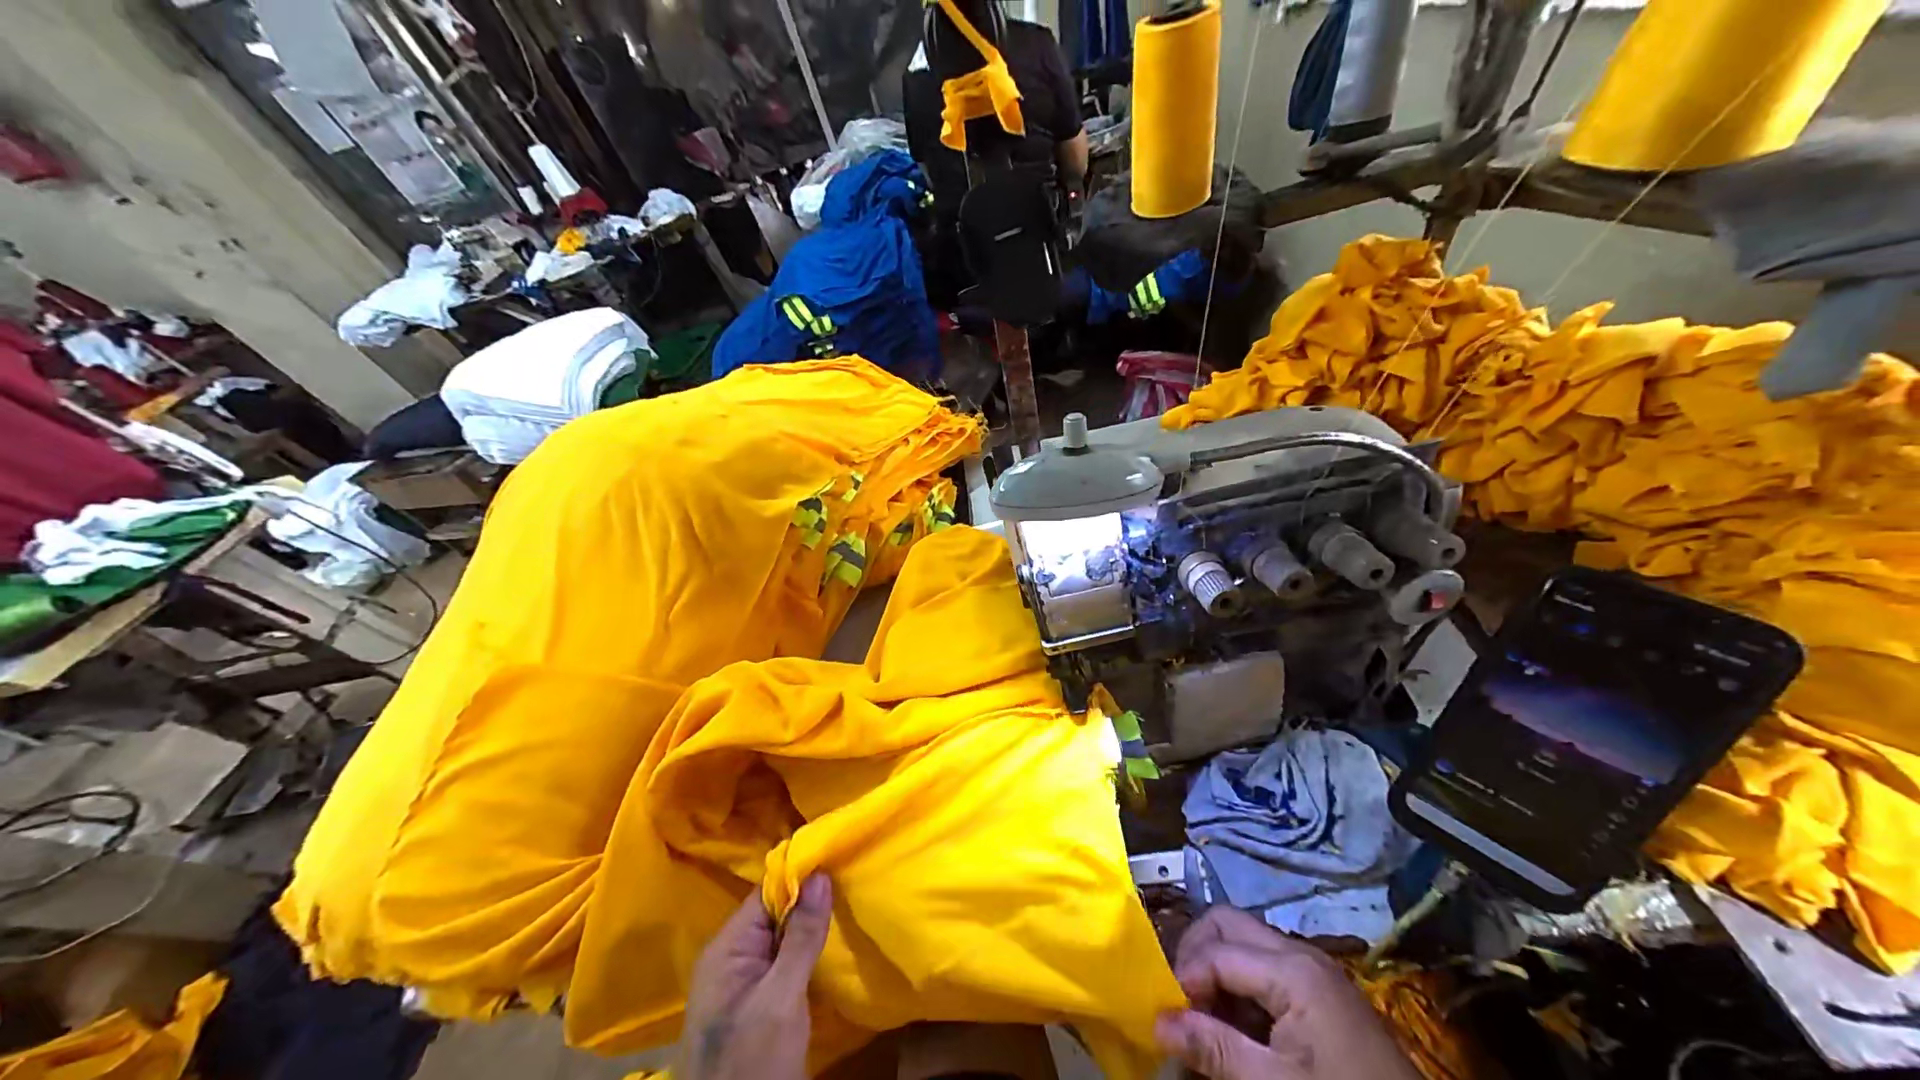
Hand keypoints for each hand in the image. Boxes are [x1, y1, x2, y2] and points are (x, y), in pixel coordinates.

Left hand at [677, 874, 832, 1079]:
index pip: (766, 892)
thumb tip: (821, 874)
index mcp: (728, 948)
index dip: (801, 874)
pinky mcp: (758, 1004)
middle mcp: (732, 958)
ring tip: (852, 903)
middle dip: (811, 899)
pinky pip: (784, 962)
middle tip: (853, 880)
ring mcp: (744, 983)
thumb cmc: (751, 1062)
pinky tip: (835, 946)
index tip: (839, 857)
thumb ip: (801, 936)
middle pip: (774, 912)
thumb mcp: (781, 998)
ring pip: (782, 937)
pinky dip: (808, 952)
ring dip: (812, 926)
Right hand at [1155, 906, 1419, 1079]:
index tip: (1164, 1017)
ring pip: (1243, 941)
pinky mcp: (1322, 991)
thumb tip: (1156, 1022)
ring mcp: (1314, 969)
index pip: (1214, 952)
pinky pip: (1265, 965)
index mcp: (1292, 968)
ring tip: (1205, 1019)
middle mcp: (1300, 953)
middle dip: (1194, 954)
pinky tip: (1237, 1027)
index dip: (1182, 979)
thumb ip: (1215, 1049)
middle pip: (1226, 924)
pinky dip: (1239, 984)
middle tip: (1180, 1002)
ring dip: (1215, 969)